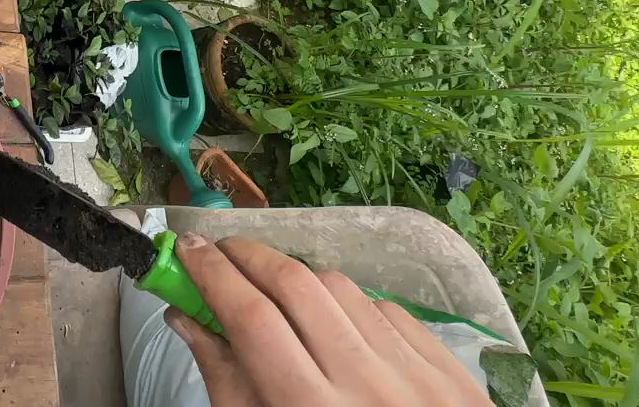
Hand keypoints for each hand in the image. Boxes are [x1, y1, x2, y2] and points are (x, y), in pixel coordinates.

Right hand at [164, 234, 490, 406]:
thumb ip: (223, 377)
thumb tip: (181, 311)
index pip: (251, 317)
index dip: (211, 273)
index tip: (185, 248)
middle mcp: (370, 390)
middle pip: (294, 285)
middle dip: (246, 255)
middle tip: (220, 253)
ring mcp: (422, 380)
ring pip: (338, 286)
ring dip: (295, 277)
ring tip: (277, 293)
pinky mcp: (457, 376)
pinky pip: (387, 309)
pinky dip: (350, 304)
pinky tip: (337, 326)